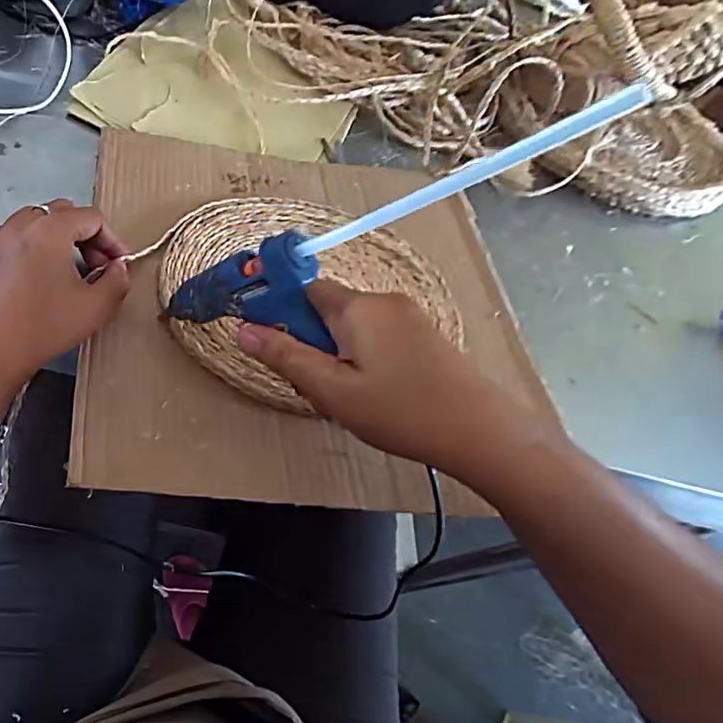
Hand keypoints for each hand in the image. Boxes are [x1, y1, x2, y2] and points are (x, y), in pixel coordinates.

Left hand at [0, 200, 129, 413]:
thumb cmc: (42, 329)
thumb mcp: (96, 307)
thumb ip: (117, 279)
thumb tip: (118, 268)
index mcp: (49, 231)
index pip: (91, 217)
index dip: (111, 239)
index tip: (116, 262)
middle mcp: (19, 226)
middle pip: (62, 213)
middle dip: (84, 235)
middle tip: (96, 264)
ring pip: (35, 223)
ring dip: (56, 239)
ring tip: (66, 270)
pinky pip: (12, 239)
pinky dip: (29, 248)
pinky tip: (36, 278)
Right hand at [234, 281, 564, 483]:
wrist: (480, 432)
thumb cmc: (401, 412)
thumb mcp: (332, 390)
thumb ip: (285, 357)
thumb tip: (242, 330)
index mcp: (358, 308)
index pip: (303, 289)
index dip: (279, 309)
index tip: (269, 341)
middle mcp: (383, 301)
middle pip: (326, 309)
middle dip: (309, 341)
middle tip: (313, 385)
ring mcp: (407, 316)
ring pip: (349, 326)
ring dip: (333, 353)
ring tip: (343, 397)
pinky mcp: (422, 335)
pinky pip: (374, 336)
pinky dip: (359, 357)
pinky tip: (370, 393)